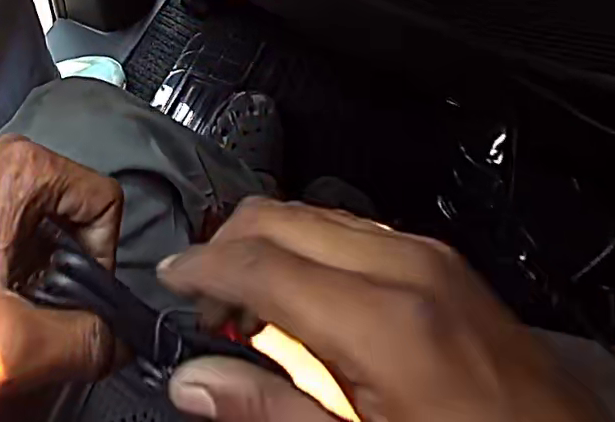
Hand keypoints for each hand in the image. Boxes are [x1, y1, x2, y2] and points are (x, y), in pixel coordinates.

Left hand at [0, 136, 122, 420]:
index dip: (101, 256)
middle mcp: (0, 163)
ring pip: (56, 227)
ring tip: (11, 307)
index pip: (103, 199)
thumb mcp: (19, 346)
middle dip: (71, 269)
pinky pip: (29, 233)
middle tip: (37, 306)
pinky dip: (27, 271)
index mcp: (15, 169)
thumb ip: (90, 340)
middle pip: (79, 212)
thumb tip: (120, 335)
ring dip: (48, 275)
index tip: (74, 294)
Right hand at [155, 199, 609, 421]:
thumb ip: (272, 414)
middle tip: (205, 303)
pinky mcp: (445, 265)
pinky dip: (303, 246)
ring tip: (250, 304)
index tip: (169, 280)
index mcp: (388, 324)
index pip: (256, 261)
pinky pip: (345, 227)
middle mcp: (407, 269)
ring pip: (306, 212)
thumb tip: (194, 381)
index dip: (199, 268)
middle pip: (273, 217)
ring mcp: (431, 259)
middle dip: (223, 248)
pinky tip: (302, 295)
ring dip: (262, 244)